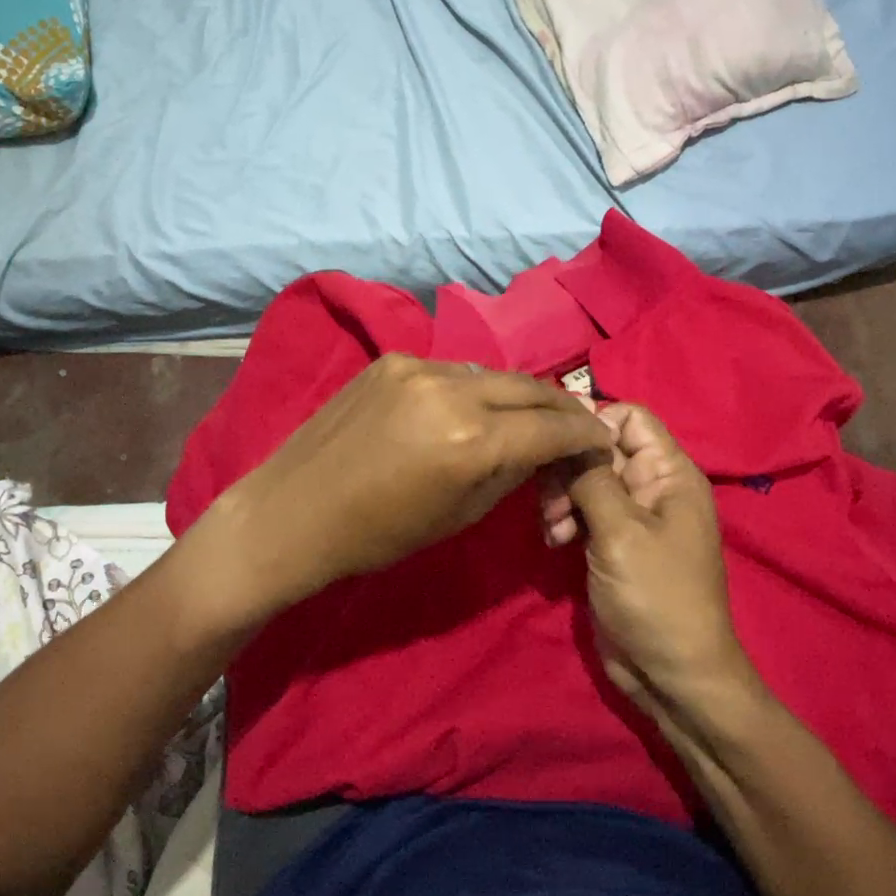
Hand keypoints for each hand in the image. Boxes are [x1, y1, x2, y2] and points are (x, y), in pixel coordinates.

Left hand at [214, 353, 614, 612]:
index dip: (586, 434)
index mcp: (472, 440)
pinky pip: (452, 370)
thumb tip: (541, 446)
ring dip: (517, 395)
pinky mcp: (391, 360)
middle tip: (577, 425)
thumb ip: (510, 471)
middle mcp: (452, 390)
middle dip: (561, 407)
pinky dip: (473, 388)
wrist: (293, 512)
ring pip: (492, 374)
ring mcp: (418, 367)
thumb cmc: (379, 535)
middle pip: (530, 387)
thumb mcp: (461, 515)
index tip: (602, 440)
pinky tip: (470, 408)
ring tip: (528, 416)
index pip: (553, 426)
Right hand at [563, 404, 748, 710]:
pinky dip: (564, 520)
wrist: (671, 673)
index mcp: (670, 473)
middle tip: (550, 503)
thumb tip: (572, 429)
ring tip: (552, 530)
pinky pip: (583, 512)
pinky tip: (554, 542)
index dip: (591, 422)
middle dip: (569, 468)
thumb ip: (593, 475)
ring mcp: (631, 517)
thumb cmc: (656, 596)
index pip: (629, 417)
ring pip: (585, 480)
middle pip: (601, 448)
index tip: (554, 446)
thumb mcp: (621, 531)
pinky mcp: (612, 544)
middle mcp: (652, 487)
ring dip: (561, 497)